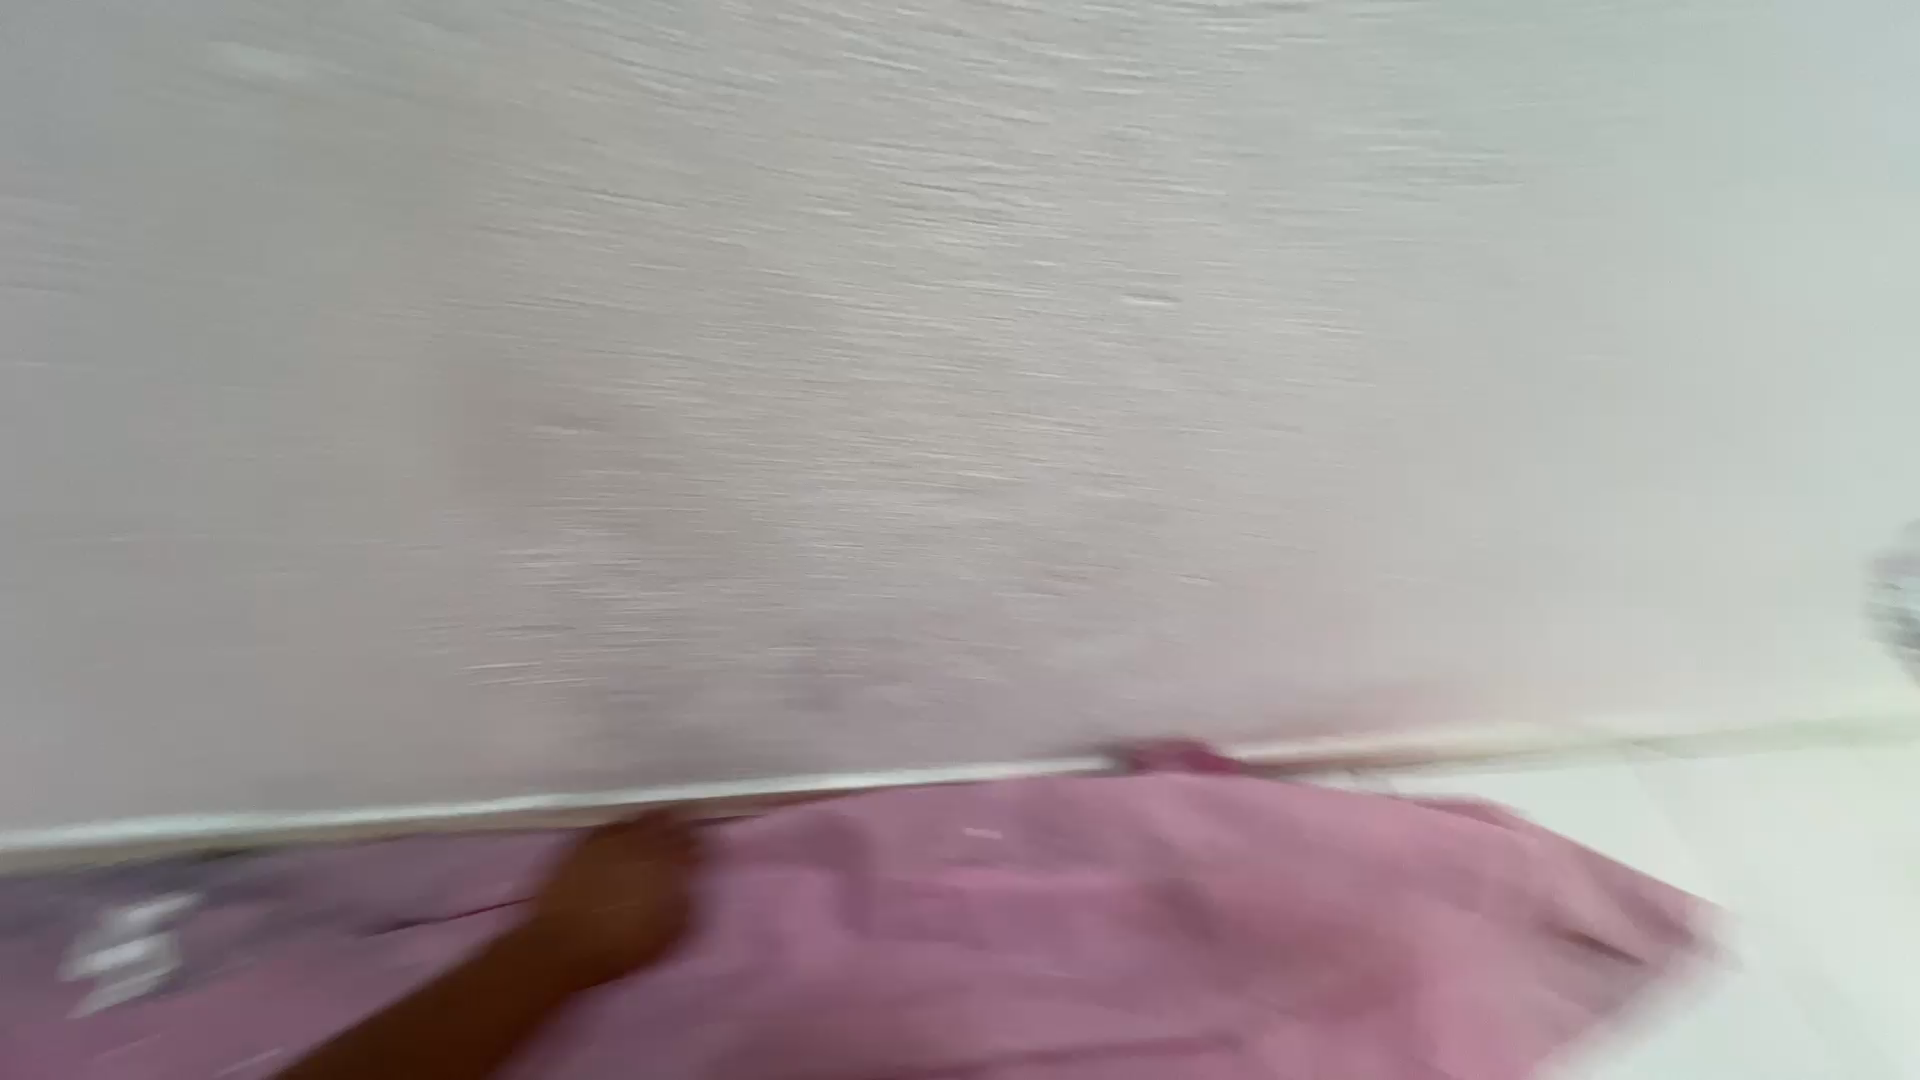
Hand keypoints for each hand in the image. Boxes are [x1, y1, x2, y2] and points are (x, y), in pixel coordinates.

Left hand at [515, 809, 704, 988]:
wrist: (559, 949)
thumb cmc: (618, 948)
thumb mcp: (668, 932)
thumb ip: (688, 900)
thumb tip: (694, 881)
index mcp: (667, 862)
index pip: (692, 837)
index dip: (699, 839)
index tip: (702, 846)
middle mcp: (641, 843)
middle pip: (667, 820)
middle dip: (677, 824)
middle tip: (680, 832)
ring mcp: (610, 840)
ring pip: (638, 819)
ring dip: (649, 823)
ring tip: (651, 833)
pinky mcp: (582, 844)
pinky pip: (609, 827)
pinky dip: (619, 829)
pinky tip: (619, 839)